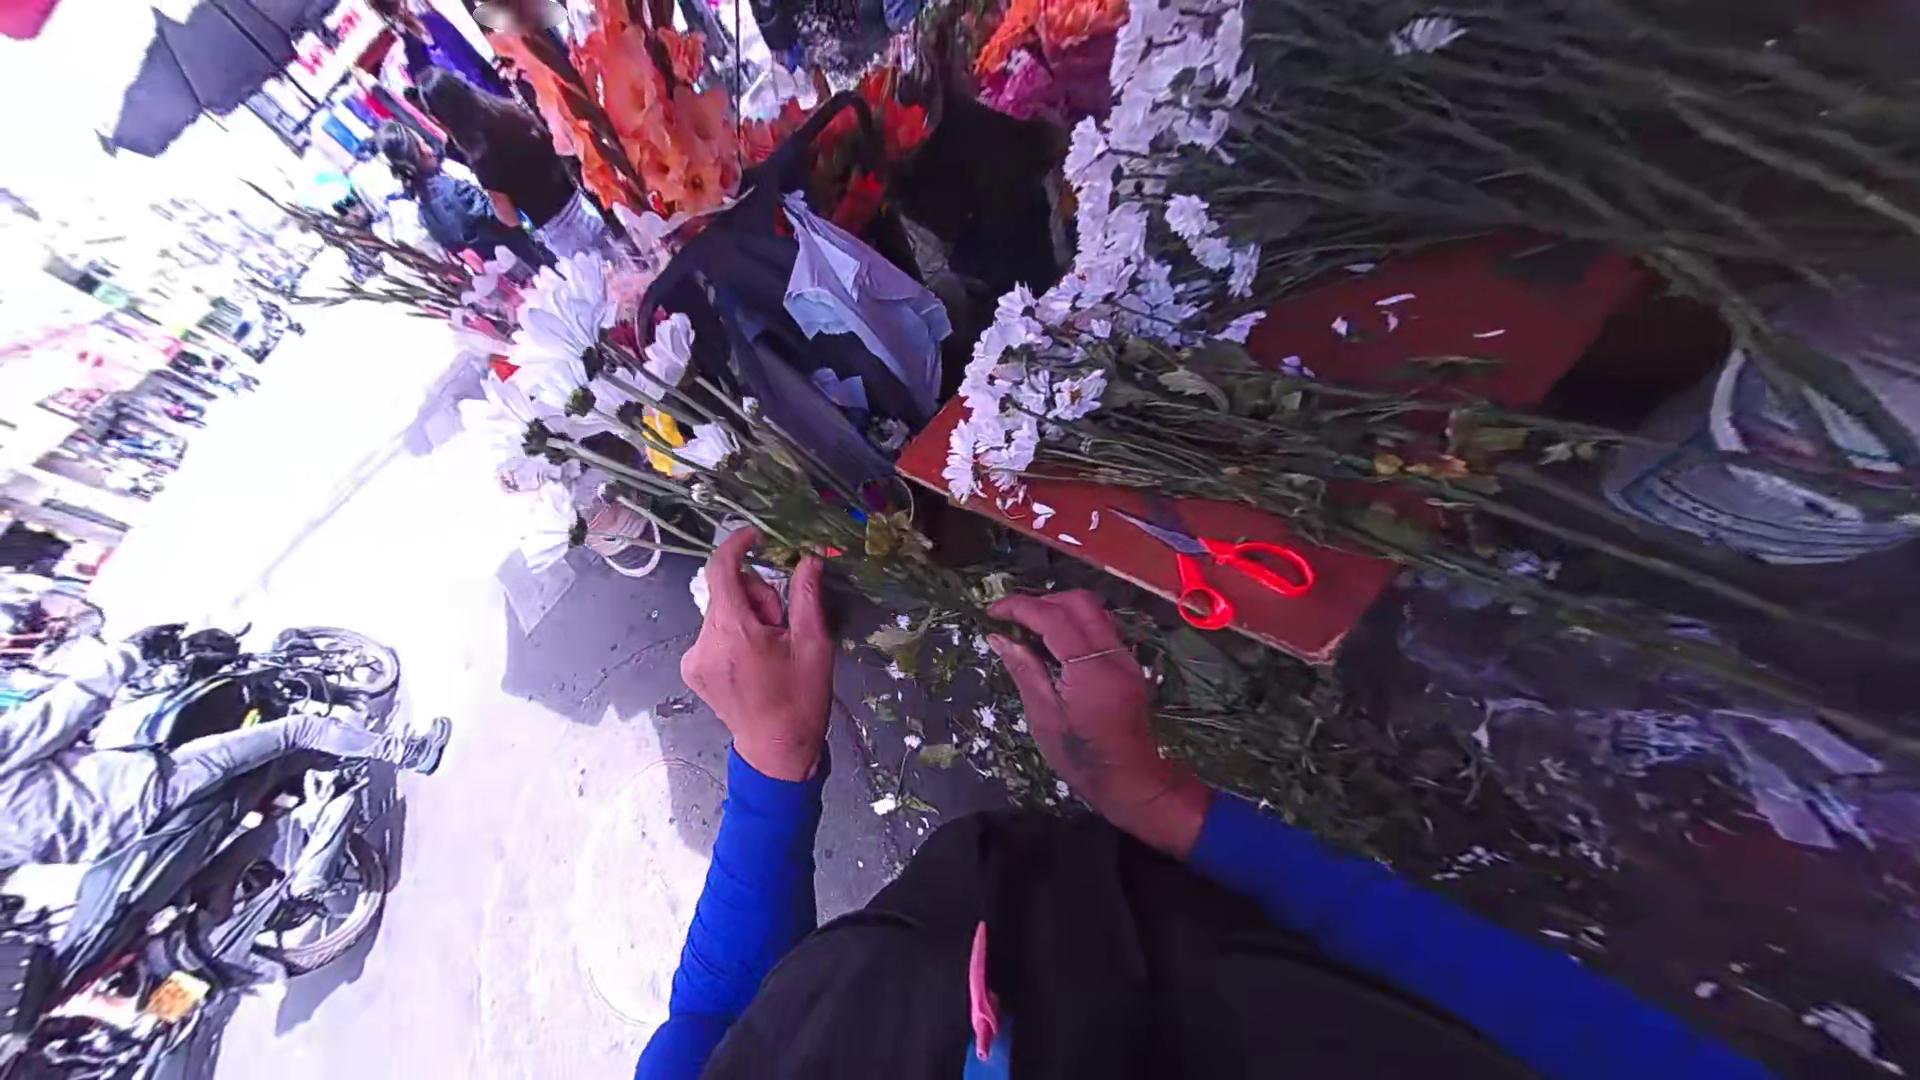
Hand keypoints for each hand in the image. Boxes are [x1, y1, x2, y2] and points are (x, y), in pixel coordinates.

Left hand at [681, 528, 834, 781]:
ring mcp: (693, 658)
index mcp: (734, 633)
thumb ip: (808, 595)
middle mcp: (704, 642)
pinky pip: (714, 631)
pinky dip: (735, 633)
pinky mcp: (692, 669)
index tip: (756, 537)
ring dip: (747, 616)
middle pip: (727, 591)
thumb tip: (810, 558)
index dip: (736, 546)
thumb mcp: (815, 644)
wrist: (777, 749)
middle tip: (782, 627)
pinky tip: (753, 659)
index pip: (721, 571)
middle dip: (758, 597)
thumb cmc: (801, 697)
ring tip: (770, 647)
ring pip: (721, 610)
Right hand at [987, 591, 1209, 856]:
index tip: (993, 611)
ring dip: (1058, 608)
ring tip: (1029, 626)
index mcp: (1091, 670)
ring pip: (1092, 610)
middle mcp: (1114, 654)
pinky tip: (1052, 641)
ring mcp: (1125, 657)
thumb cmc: (1082, 758)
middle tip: (1012, 617)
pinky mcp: (1127, 663)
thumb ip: (1024, 670)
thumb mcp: (1044, 718)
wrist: (1132, 783)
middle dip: (1041, 601)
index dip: (1020, 607)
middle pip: (1078, 602)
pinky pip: (1099, 627)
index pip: (1054, 618)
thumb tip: (999, 637)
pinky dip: (1073, 622)